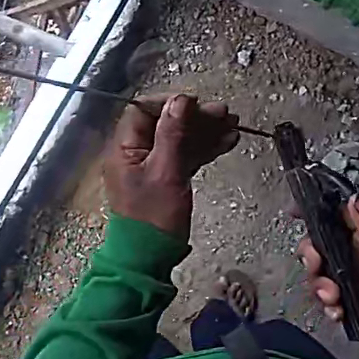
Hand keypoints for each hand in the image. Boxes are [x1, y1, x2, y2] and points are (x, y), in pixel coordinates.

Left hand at [103, 94, 239, 239]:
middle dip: (195, 117)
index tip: (196, 103)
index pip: (142, 111)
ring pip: (179, 140)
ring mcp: (151, 166)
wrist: (149, 258)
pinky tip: (227, 143)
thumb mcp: (165, 172)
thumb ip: (172, 134)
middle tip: (225, 114)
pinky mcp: (166, 179)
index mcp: (124, 148)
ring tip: (234, 126)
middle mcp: (135, 153)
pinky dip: (204, 150)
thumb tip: (181, 101)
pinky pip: (184, 157)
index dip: (169, 103)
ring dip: (205, 132)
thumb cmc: (153, 217)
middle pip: (165, 124)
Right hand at [299, 196, 358, 344]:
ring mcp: (353, 276)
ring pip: (320, 273)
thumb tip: (356, 201)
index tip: (294, 213)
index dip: (314, 211)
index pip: (336, 214)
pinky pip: (328, 298)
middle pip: (319, 245)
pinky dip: (328, 306)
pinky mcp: (352, 299)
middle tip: (317, 266)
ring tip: (333, 297)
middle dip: (311, 255)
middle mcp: (358, 252)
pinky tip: (339, 311)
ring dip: (319, 285)